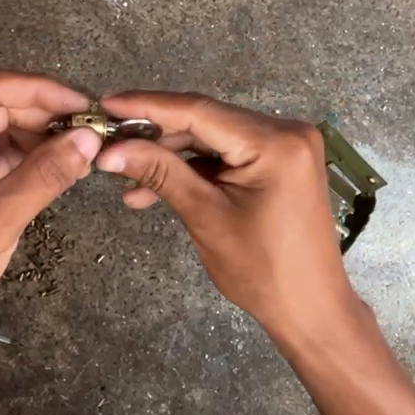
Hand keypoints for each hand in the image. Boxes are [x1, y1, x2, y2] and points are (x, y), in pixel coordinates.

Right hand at [94, 92, 353, 334]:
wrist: (310, 309)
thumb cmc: (262, 270)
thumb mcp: (204, 216)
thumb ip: (159, 172)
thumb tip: (108, 152)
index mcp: (275, 142)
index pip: (199, 110)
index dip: (146, 106)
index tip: (104, 104)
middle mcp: (285, 131)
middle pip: (204, 120)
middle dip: (153, 133)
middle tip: (107, 141)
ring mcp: (284, 145)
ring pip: (210, 138)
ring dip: (168, 155)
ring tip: (123, 173)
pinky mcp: (277, 162)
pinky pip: (224, 155)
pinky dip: (192, 169)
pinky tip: (152, 188)